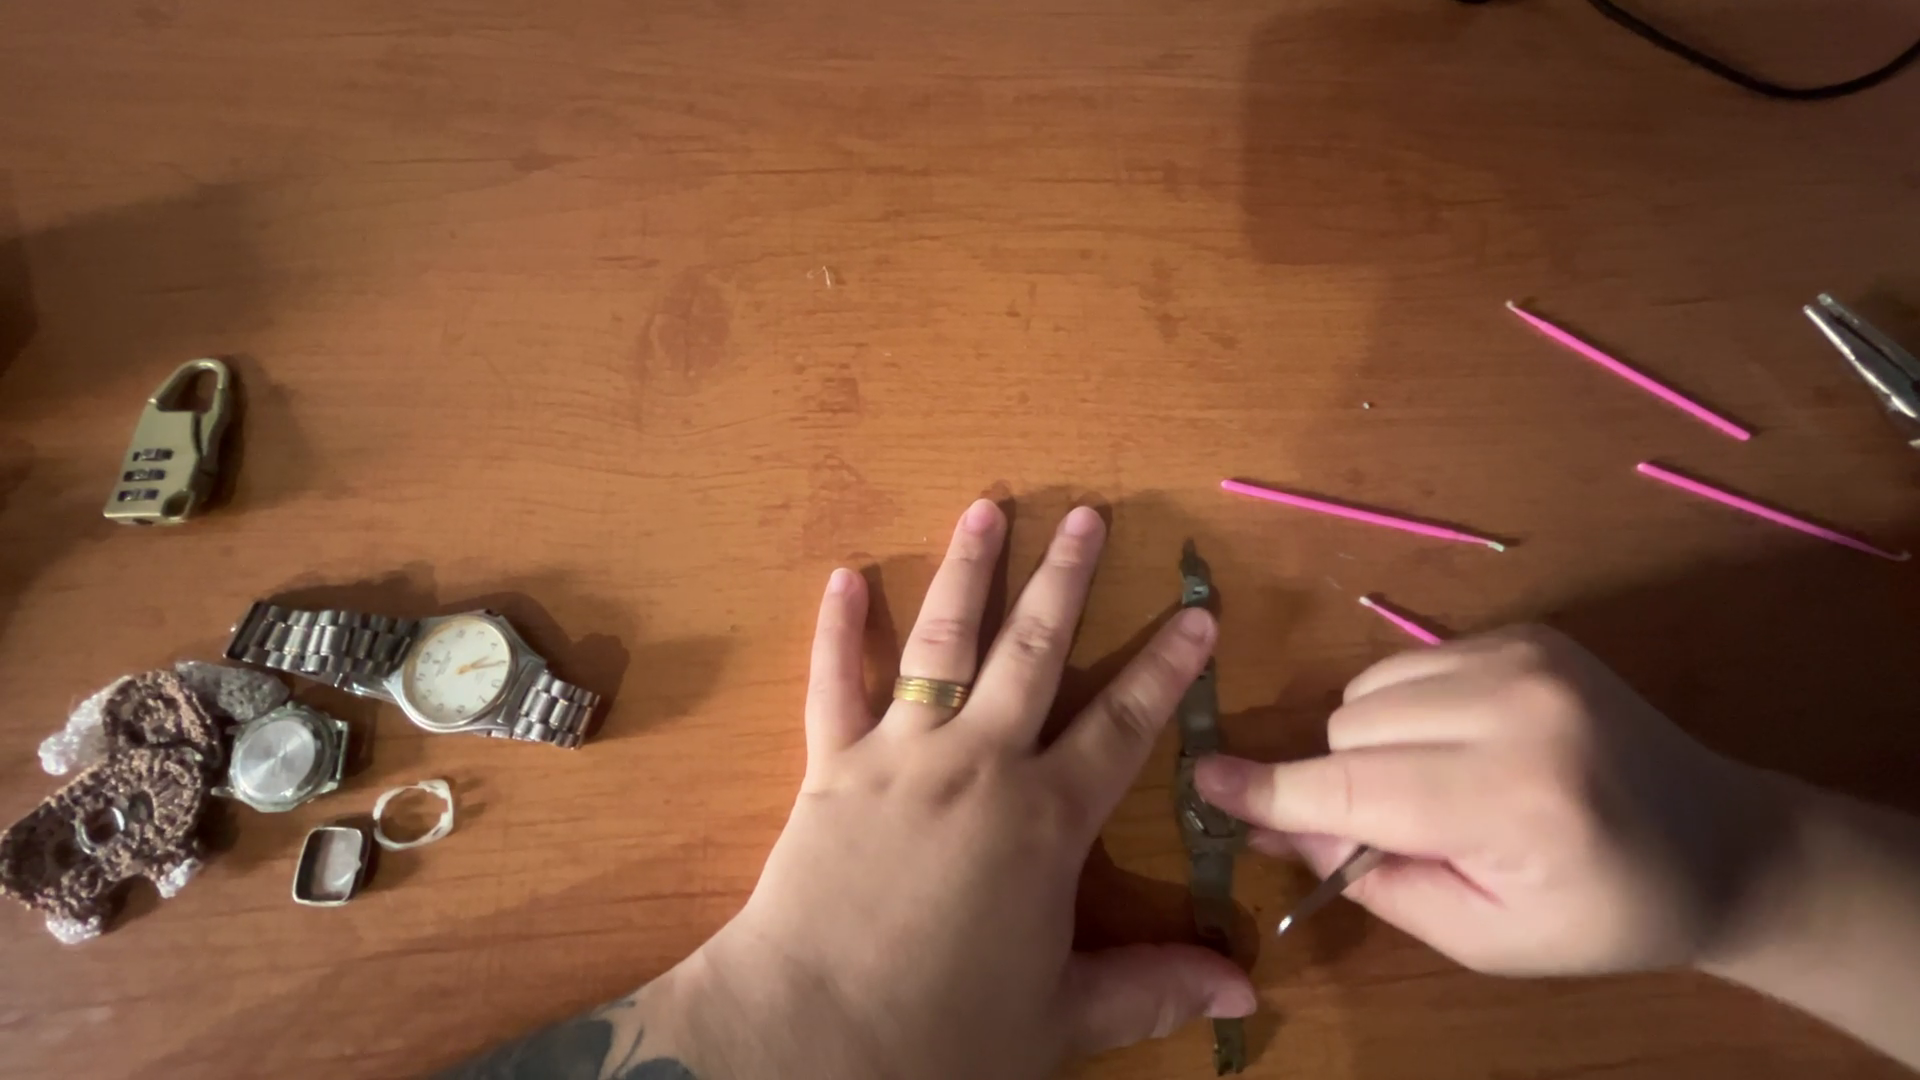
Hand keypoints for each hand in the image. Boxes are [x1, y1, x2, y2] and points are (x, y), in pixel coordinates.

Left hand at [659, 501, 1253, 1079]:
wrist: (812, 1041)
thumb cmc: (944, 1035)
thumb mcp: (1061, 1018)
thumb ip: (1151, 989)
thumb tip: (1247, 997)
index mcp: (1043, 818)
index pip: (1123, 725)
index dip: (1165, 668)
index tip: (1195, 612)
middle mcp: (979, 762)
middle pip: (1033, 651)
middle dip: (1065, 579)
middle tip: (1086, 516)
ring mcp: (902, 752)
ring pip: (941, 643)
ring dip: (965, 572)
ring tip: (984, 508)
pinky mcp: (832, 761)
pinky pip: (833, 682)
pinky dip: (837, 628)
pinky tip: (842, 575)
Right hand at [1195, 625, 1781, 976]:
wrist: (1726, 842)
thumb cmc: (1599, 911)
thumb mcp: (1481, 933)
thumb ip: (1366, 877)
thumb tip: (1268, 827)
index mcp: (1515, 801)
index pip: (1354, 790)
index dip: (1272, 791)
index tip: (1205, 782)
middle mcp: (1514, 710)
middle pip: (1347, 731)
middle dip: (1348, 780)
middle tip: (1405, 822)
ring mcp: (1518, 657)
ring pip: (1362, 693)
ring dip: (1371, 740)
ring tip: (1436, 777)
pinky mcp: (1517, 632)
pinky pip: (1397, 664)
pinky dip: (1400, 706)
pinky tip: (1457, 736)